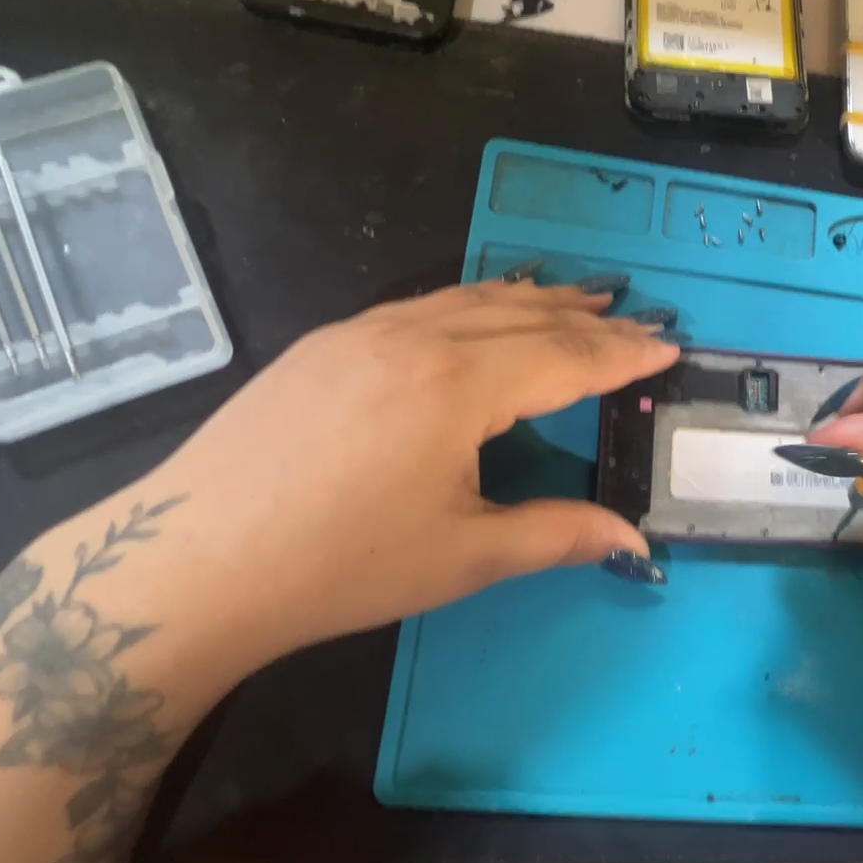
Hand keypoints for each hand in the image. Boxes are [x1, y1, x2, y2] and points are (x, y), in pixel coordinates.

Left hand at [137, 280, 678, 655]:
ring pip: (474, 298)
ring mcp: (365, 331)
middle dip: (590, 319)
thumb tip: (633, 539)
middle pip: (526, 316)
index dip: (622, 354)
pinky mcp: (329, 341)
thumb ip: (559, 534)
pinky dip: (479, 301)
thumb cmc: (341, 565)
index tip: (667, 345)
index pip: (565, 358)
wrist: (195, 561)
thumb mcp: (465, 556)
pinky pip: (427, 303)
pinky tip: (489, 309)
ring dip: (537, 299)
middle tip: (638, 319)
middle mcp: (417, 337)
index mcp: (459, 386)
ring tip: (583, 297)